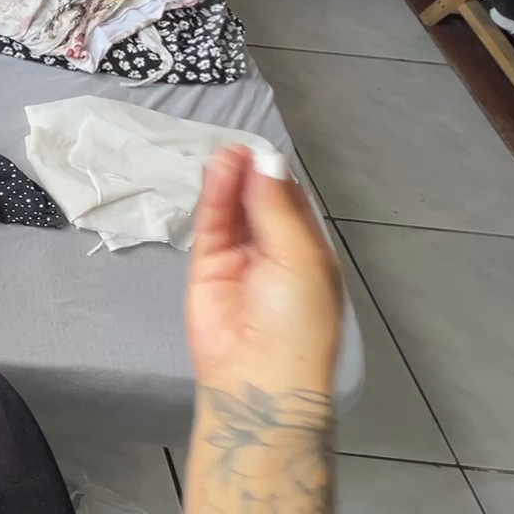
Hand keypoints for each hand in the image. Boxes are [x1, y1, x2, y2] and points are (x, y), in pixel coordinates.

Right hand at [186, 146, 342, 407]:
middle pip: (258, 202)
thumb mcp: (299, 256)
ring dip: (227, 182)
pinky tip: (213, 176)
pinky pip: (209, 226)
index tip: (260, 149)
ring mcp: (237, 256)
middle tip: (234, 147)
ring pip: (231, 210)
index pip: (291, 202)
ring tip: (220, 153)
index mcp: (309, 248)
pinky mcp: (204, 263)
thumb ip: (275, 209)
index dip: (276, 175)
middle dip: (249, 174)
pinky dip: (210, 200)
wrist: (256, 366)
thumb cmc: (297, 316)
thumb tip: (263, 161)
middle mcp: (273, 248)